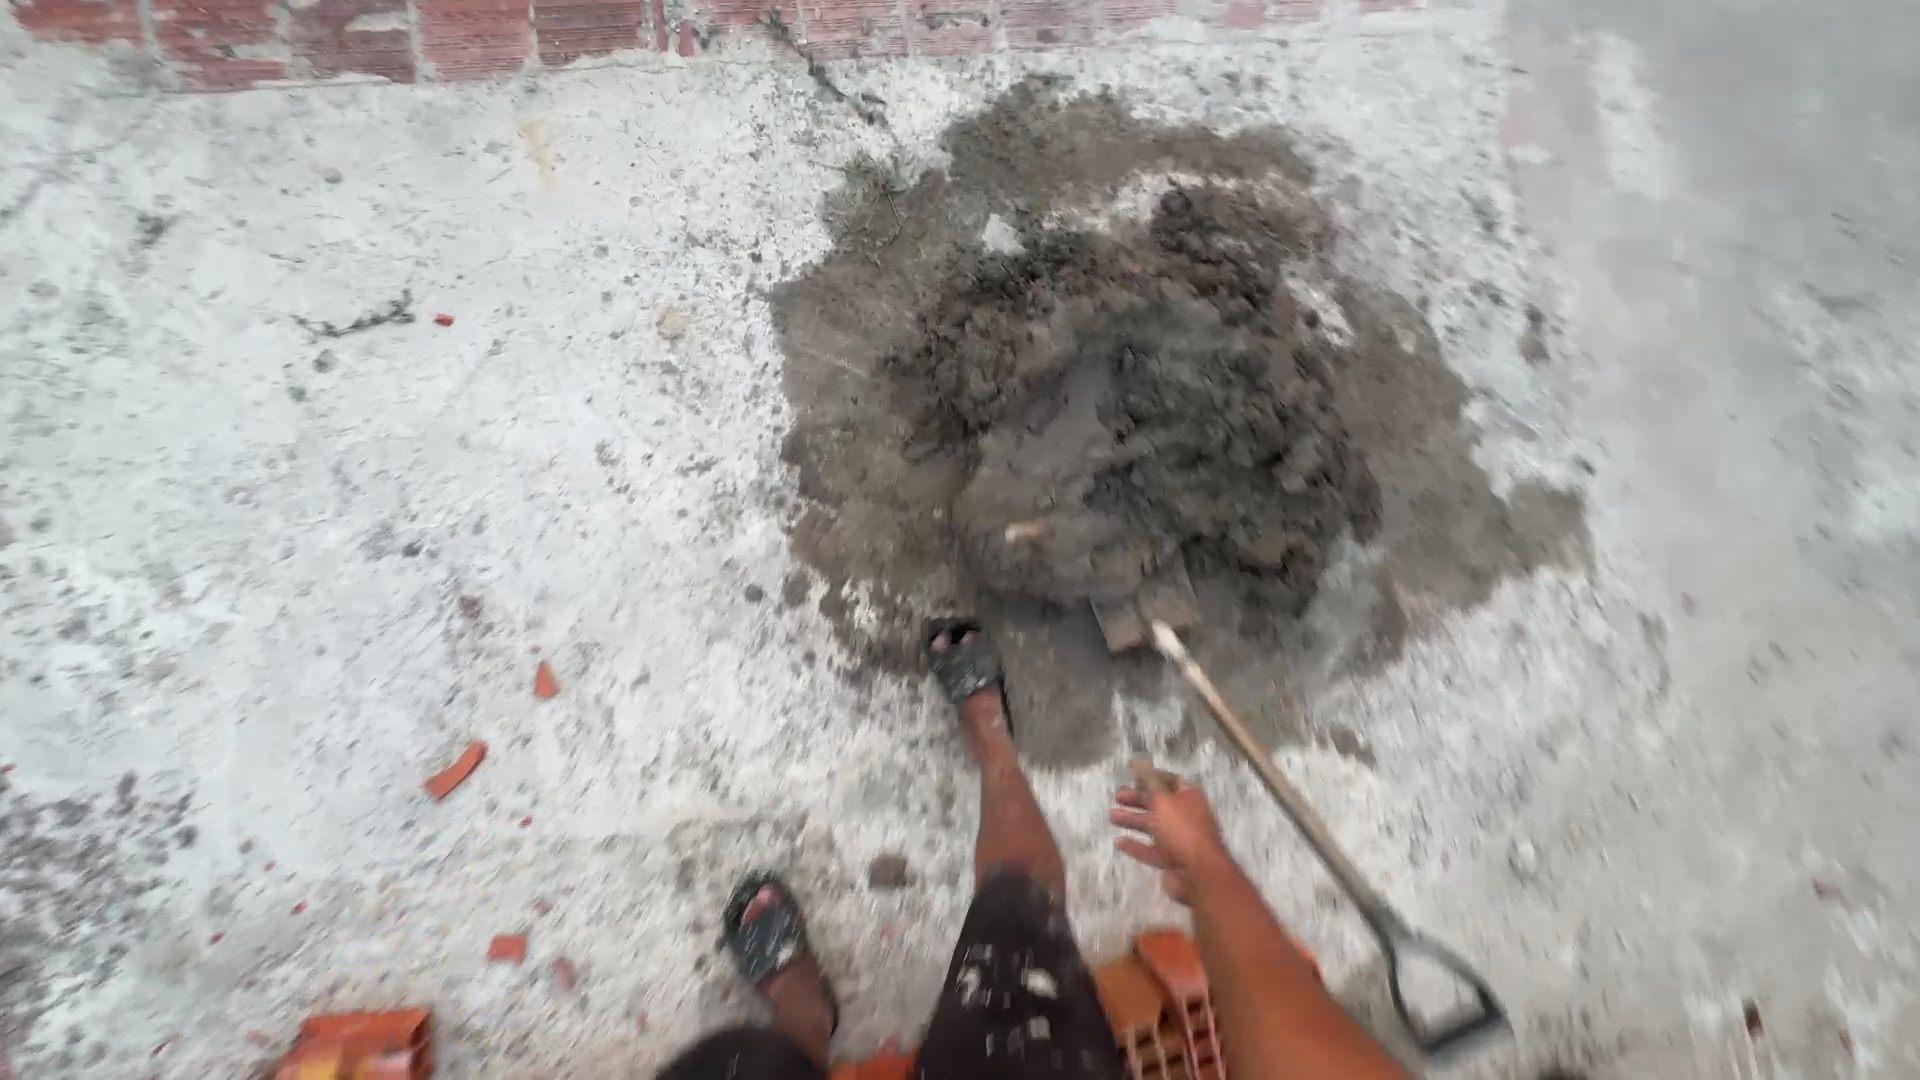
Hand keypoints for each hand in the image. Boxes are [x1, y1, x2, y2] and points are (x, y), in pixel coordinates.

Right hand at [1109, 776, 1231, 905]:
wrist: (1199, 874)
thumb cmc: (1181, 830)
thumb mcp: (1162, 800)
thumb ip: (1148, 782)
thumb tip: (1137, 762)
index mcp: (1188, 797)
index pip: (1169, 780)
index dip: (1150, 775)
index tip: (1130, 772)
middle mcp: (1184, 816)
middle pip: (1158, 803)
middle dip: (1137, 799)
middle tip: (1117, 796)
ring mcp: (1178, 839)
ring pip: (1152, 826)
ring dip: (1132, 820)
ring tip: (1111, 816)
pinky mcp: (1171, 860)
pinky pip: (1150, 849)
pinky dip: (1135, 845)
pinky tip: (1119, 842)